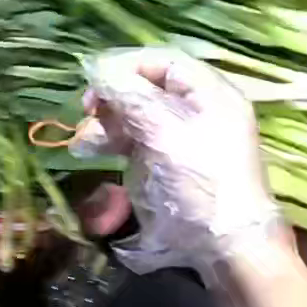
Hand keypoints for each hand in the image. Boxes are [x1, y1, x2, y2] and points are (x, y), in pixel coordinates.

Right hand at [71, 48, 286, 273]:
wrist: (222, 246)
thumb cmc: (199, 179)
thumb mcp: (164, 131)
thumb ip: (129, 95)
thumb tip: (95, 67)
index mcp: (208, 93)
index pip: (162, 60)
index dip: (125, 65)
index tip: (94, 82)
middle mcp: (193, 110)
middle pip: (143, 86)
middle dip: (110, 98)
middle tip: (87, 111)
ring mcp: (176, 137)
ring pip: (131, 113)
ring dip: (103, 122)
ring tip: (84, 143)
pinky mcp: (161, 162)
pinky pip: (130, 139)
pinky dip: (108, 141)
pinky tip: (88, 151)